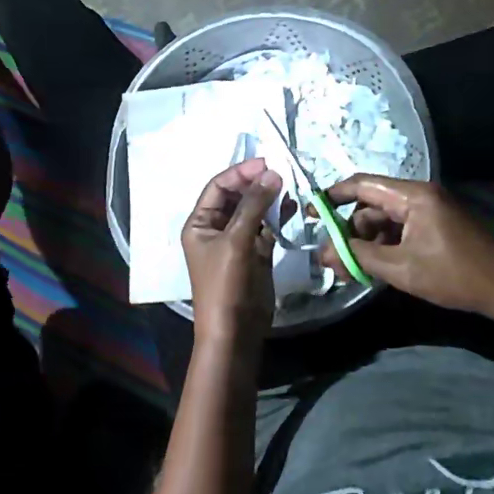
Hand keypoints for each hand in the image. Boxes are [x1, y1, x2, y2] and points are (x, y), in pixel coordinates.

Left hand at [181, 158, 282, 341]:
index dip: (240, 173)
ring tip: (290, 186)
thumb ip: (253, 206)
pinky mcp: (256, 253)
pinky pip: (267, 227)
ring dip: (270, 198)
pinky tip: (293, 206)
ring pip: (254, 210)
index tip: (266, 163)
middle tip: (282, 173)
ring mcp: (238, 241)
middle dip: (257, 183)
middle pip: (237, 196)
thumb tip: (272, 173)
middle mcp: (216, 228)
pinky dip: (278, 216)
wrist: (235, 330)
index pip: (218, 187)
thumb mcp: (236, 241)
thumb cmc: (226, 284)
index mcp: (199, 223)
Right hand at [321, 175, 493, 317]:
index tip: (310, 212)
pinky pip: (401, 228)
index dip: (333, 196)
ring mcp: (430, 210)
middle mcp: (420, 195)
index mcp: (413, 196)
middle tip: (332, 257)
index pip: (362, 184)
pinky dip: (384, 244)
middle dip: (349, 229)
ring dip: (366, 240)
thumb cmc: (453, 275)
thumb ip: (358, 256)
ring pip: (385, 219)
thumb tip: (323, 252)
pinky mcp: (436, 224)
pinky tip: (373, 266)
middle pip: (372, 204)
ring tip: (350, 269)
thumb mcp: (399, 268)